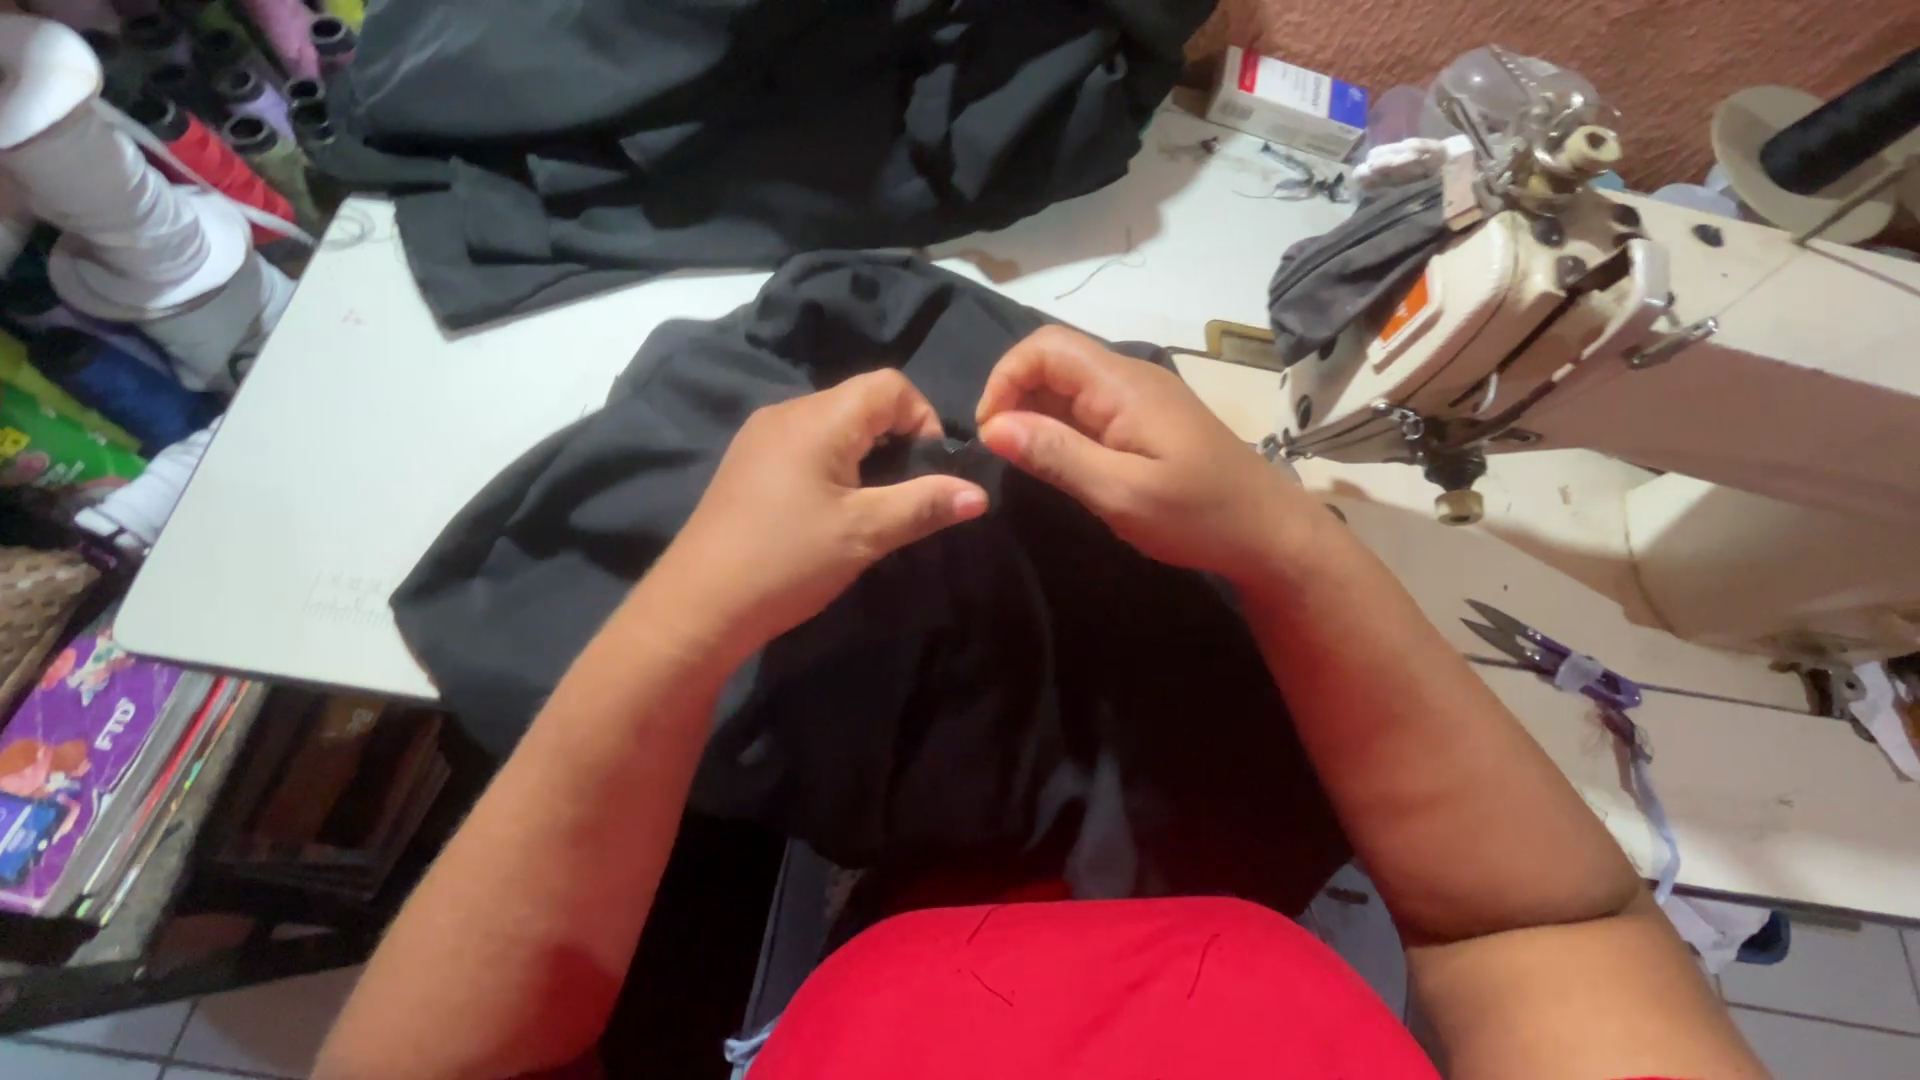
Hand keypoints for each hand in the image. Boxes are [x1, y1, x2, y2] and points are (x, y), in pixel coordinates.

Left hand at [645, 370, 987, 662]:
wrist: (700, 604)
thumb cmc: (788, 561)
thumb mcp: (865, 533)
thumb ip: (925, 505)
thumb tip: (979, 494)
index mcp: (818, 418)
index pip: (890, 386)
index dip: (922, 420)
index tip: (927, 472)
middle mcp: (787, 412)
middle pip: (861, 401)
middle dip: (895, 439)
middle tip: (902, 494)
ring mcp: (761, 436)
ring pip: (833, 423)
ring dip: (865, 454)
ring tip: (869, 505)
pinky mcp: (747, 463)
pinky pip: (806, 443)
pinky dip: (833, 464)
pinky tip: (828, 510)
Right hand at [975, 326, 1312, 584]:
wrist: (1267, 533)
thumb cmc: (1198, 516)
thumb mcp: (1121, 493)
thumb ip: (1057, 456)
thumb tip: (993, 428)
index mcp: (1123, 384)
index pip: (1045, 347)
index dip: (1005, 379)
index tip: (991, 434)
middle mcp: (1128, 378)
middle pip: (1052, 361)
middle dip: (1014, 397)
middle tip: (1002, 453)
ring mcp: (1138, 399)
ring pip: (1066, 386)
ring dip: (1034, 416)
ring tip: (1024, 463)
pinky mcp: (1143, 421)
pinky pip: (1086, 409)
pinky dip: (1059, 429)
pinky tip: (1057, 464)